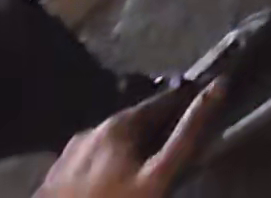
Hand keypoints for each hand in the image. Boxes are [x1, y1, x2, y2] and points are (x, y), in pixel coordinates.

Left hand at [34, 80, 227, 197]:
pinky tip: (113, 189)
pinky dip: (108, 168)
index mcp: (118, 123)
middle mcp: (91, 130)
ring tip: (144, 176)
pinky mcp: (50, 184)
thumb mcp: (160, 175)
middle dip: (159, 132)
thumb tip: (221, 83)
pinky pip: (92, 164)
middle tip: (172, 159)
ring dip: (133, 151)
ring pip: (115, 143)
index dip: (188, 108)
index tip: (204, 122)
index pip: (167, 99)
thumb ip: (191, 130)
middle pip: (140, 121)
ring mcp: (65, 158)